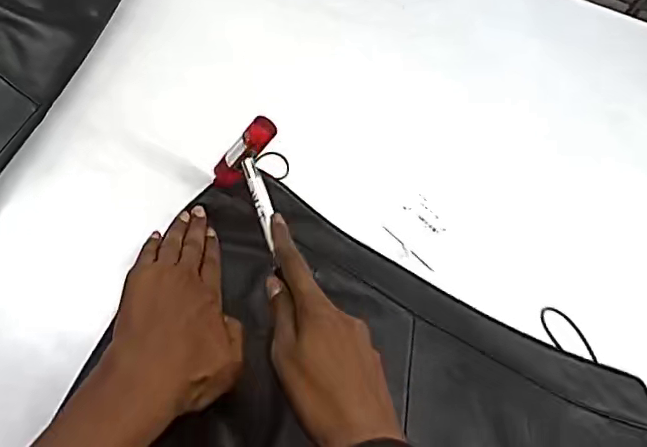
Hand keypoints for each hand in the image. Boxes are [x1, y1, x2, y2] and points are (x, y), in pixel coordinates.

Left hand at [33, 206, 244, 446]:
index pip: (213, 262)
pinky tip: (155, 237)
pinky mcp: (138, 280)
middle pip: (193, 245)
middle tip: (199, 214)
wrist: (145, 375)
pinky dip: (152, 242)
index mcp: (208, 296)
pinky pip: (147, 252)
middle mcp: (185, 280)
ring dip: (178, 228)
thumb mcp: (228, 364)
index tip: (212, 234)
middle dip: (197, 227)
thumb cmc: (181, 374)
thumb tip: (233, 324)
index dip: (213, 246)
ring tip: (182, 217)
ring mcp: (160, 276)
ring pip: (172, 242)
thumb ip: (235, 337)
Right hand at [267, 214, 402, 446]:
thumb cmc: (322, 402)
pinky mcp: (371, 359)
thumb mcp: (284, 356)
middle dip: (297, 310)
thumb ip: (279, 315)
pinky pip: (344, 344)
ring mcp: (360, 337)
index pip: (295, 265)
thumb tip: (275, 287)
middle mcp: (342, 317)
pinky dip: (332, 355)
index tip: (277, 222)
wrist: (366, 442)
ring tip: (308, 373)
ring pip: (328, 324)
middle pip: (311, 299)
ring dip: (315, 338)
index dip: (283, 241)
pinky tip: (327, 381)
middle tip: (286, 341)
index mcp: (318, 311)